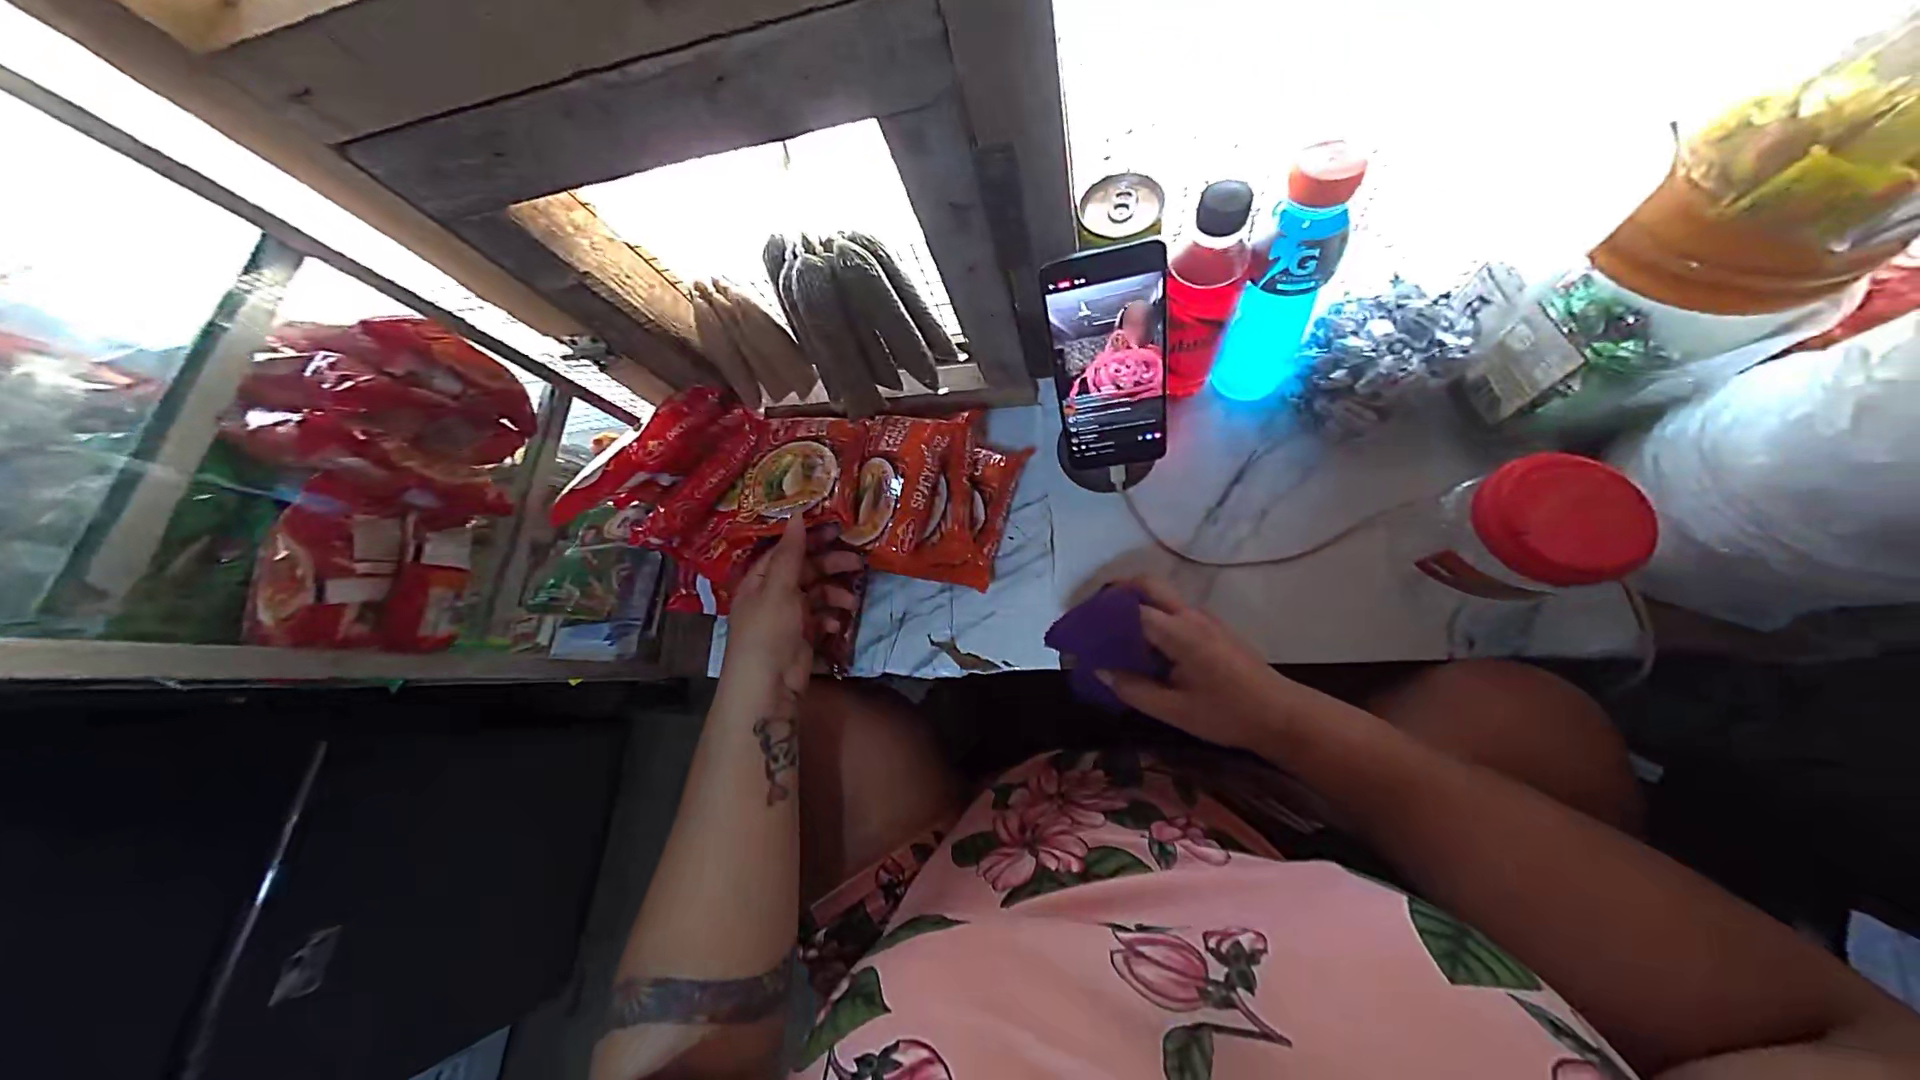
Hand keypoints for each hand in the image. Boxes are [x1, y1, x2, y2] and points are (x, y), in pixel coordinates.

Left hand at [721, 518, 864, 703]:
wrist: (768, 686)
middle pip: (806, 571)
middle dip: (831, 567)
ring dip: (836, 595)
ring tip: (851, 602)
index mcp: (760, 580)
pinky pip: (822, 619)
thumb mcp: (778, 588)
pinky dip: (831, 619)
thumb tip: (796, 515)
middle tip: (858, 563)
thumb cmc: (768, 631)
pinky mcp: (803, 636)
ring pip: (818, 595)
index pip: (786, 551)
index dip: (810, 539)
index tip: (837, 530)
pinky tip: (838, 626)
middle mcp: (774, 594)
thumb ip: (790, 554)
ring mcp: (789, 616)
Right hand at [1096, 578, 1305, 752]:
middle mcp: (1191, 616)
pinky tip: (1143, 645)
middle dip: (1116, 592)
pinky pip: (1174, 610)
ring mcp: (1205, 619)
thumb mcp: (1175, 711)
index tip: (1079, 627)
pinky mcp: (1213, 628)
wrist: (1284, 716)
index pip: (1130, 610)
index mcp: (1180, 633)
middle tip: (1093, 614)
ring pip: (1162, 595)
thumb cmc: (1228, 715)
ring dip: (1134, 603)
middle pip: (1148, 585)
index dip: (1101, 614)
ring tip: (1111, 631)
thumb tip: (1100, 671)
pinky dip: (1151, 615)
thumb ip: (1134, 689)